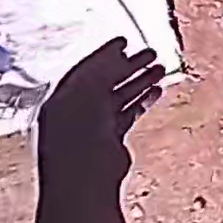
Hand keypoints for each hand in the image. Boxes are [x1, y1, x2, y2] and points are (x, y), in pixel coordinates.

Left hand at [36, 38, 164, 193]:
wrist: (84, 180)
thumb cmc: (80, 137)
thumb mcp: (91, 93)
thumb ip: (103, 71)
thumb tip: (119, 52)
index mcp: (61, 100)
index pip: (85, 69)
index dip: (105, 53)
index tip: (125, 41)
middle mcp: (74, 111)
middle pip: (104, 81)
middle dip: (128, 65)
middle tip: (151, 52)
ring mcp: (91, 127)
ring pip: (118, 96)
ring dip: (139, 80)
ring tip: (160, 69)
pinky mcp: (108, 141)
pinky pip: (127, 113)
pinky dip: (142, 100)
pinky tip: (156, 91)